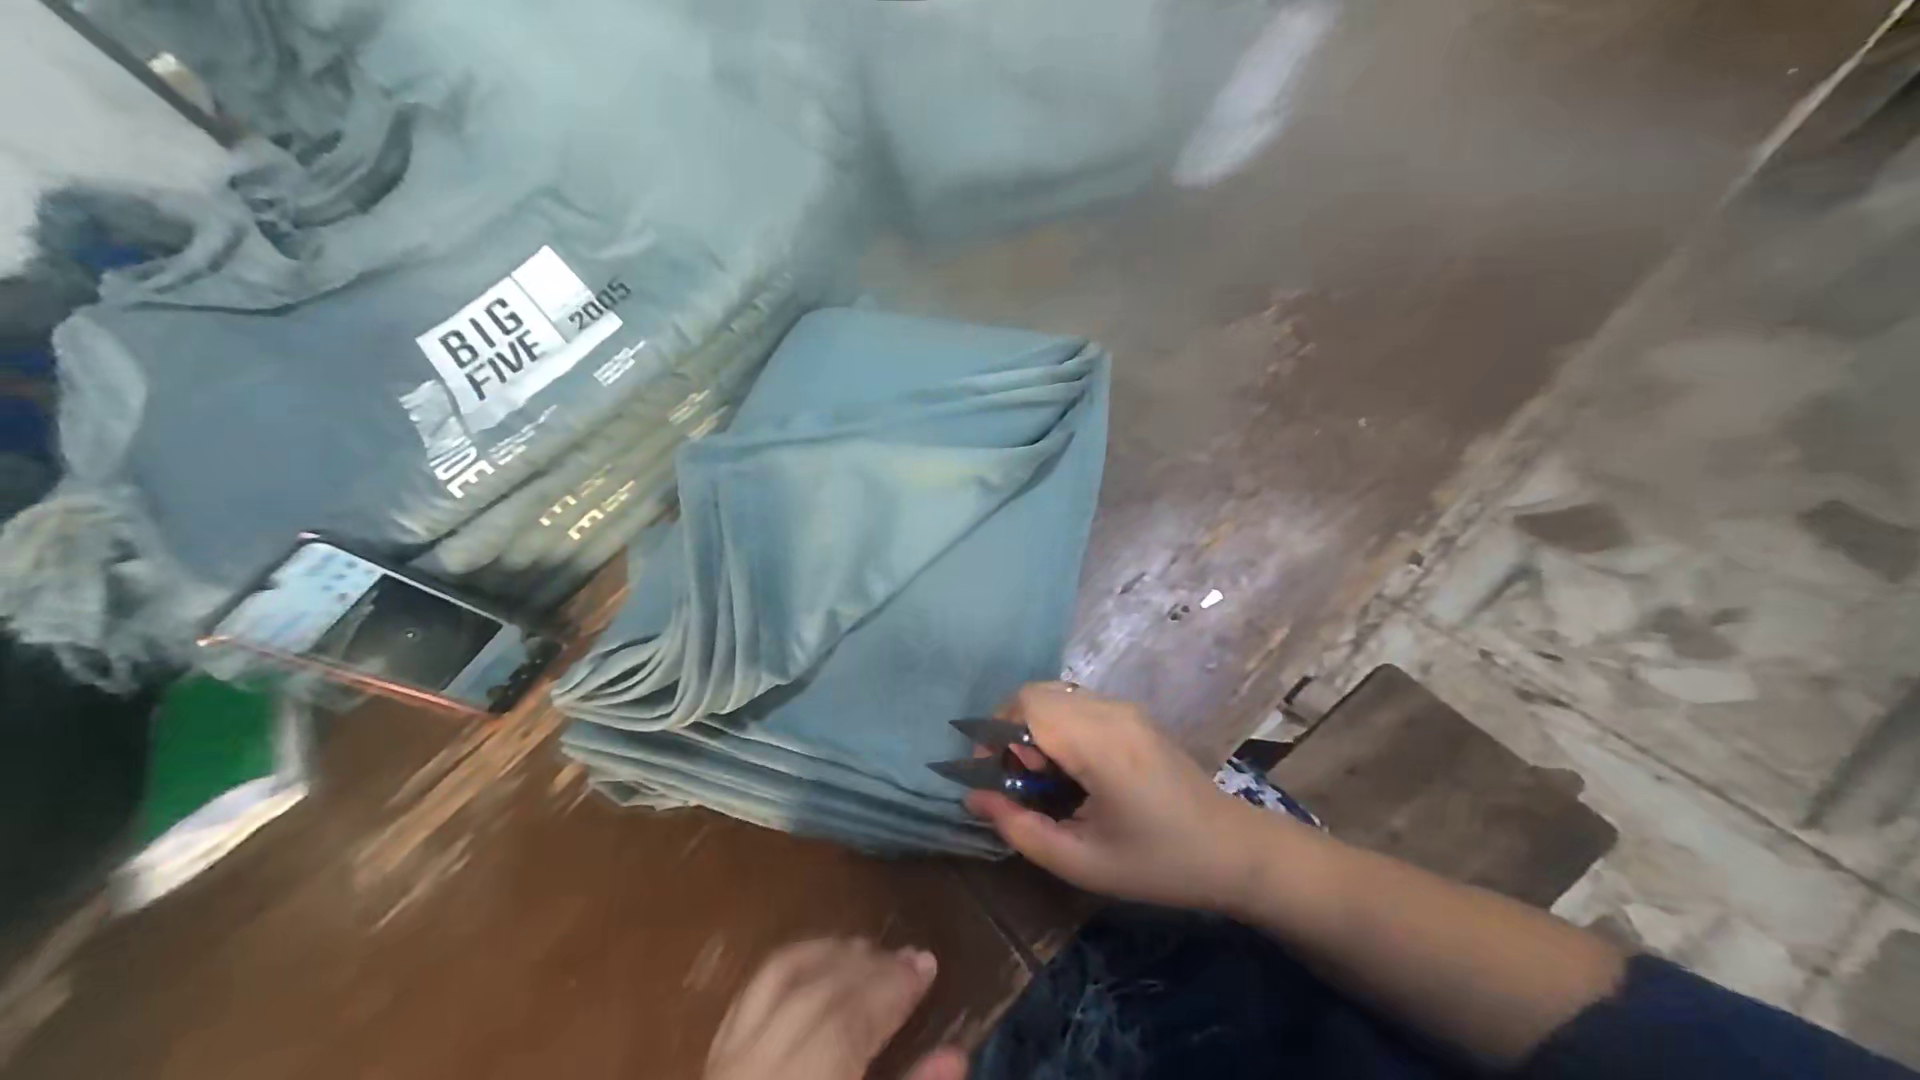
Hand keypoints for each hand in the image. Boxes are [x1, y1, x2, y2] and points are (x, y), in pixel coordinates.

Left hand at [705, 938, 966, 1079]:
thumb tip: (955, 1055)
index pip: (846, 1022)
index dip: (892, 987)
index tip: (927, 965)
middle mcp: (757, 1066)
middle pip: (815, 994)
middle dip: (869, 969)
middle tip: (909, 957)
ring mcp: (726, 1060)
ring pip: (777, 979)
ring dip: (827, 954)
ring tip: (866, 950)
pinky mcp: (712, 1057)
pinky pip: (750, 992)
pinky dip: (789, 966)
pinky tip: (815, 963)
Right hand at [964, 682, 1277, 911]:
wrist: (1233, 850)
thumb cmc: (1158, 863)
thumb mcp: (1082, 862)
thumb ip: (1020, 828)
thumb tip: (973, 797)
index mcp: (1100, 744)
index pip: (1026, 706)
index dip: (994, 734)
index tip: (992, 777)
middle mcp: (1110, 711)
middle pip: (1035, 693)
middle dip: (1009, 730)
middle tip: (1017, 778)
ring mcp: (1124, 708)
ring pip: (1054, 694)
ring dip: (1032, 726)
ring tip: (1043, 776)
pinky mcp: (1132, 714)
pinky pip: (1075, 702)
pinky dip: (1055, 724)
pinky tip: (1069, 768)